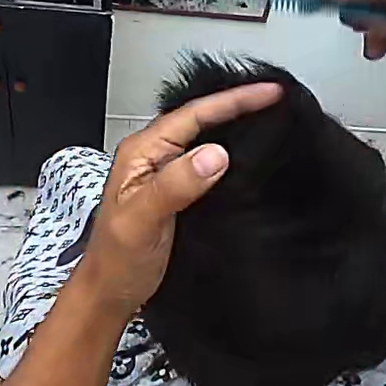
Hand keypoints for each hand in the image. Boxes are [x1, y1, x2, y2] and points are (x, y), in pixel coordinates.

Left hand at [64, 83, 282, 320]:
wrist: (110, 292)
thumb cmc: (117, 260)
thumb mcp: (141, 221)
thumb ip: (175, 186)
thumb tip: (215, 154)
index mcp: (142, 152)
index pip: (194, 115)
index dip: (234, 101)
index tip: (269, 93)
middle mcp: (153, 155)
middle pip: (201, 117)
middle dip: (238, 102)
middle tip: (275, 95)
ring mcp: (164, 171)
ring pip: (205, 135)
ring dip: (235, 122)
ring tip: (268, 113)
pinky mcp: (177, 188)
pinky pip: (207, 158)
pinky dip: (230, 148)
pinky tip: (246, 151)